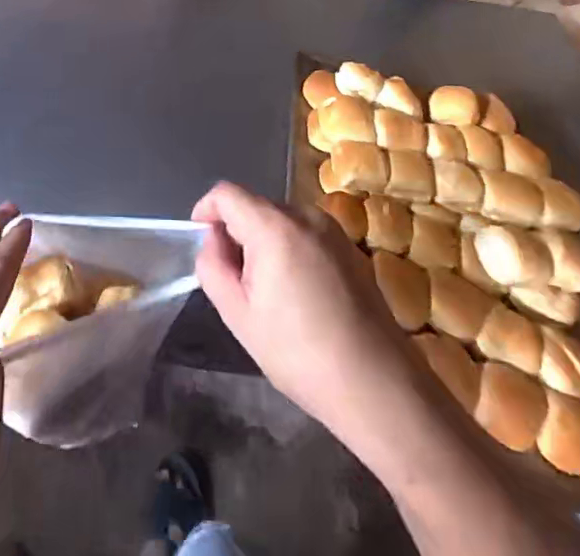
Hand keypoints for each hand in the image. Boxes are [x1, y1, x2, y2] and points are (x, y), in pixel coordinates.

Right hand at [194, 184, 577, 555]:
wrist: (378, 386)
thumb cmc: (299, 353)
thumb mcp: (238, 314)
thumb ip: (213, 266)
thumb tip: (214, 240)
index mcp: (274, 226)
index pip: (226, 193)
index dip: (205, 211)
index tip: (201, 242)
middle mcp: (307, 216)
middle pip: (255, 206)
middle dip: (236, 232)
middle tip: (234, 280)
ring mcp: (335, 231)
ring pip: (281, 220)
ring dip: (263, 242)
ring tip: (266, 293)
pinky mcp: (352, 249)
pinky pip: (306, 235)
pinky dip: (289, 250)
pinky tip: (298, 296)